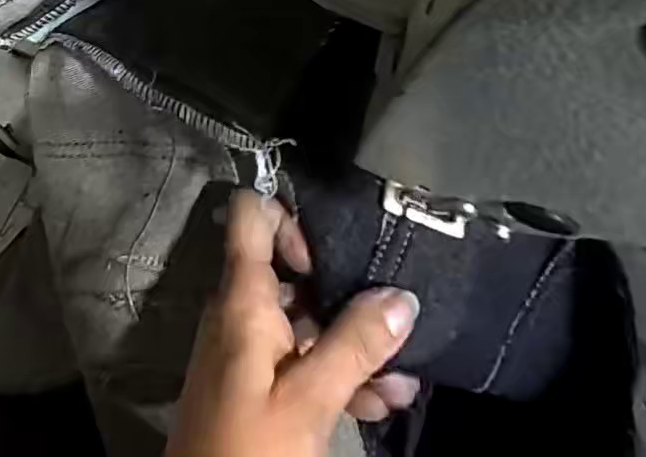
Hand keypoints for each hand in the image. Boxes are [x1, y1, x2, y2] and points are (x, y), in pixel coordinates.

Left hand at [167, 190, 421, 456]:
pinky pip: (300, 358)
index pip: (251, 215)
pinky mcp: (258, 385)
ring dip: (351, 341)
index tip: (328, 246)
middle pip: (291, 269)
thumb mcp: (308, 401)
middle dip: (342, 289)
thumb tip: (403, 297)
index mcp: (242, 298)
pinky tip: (383, 399)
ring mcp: (250, 349)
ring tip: (402, 371)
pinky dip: (337, 372)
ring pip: (304, 321)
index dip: (288, 213)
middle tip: (388, 309)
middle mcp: (242, 311)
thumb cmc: (248, 452)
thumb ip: (355, 345)